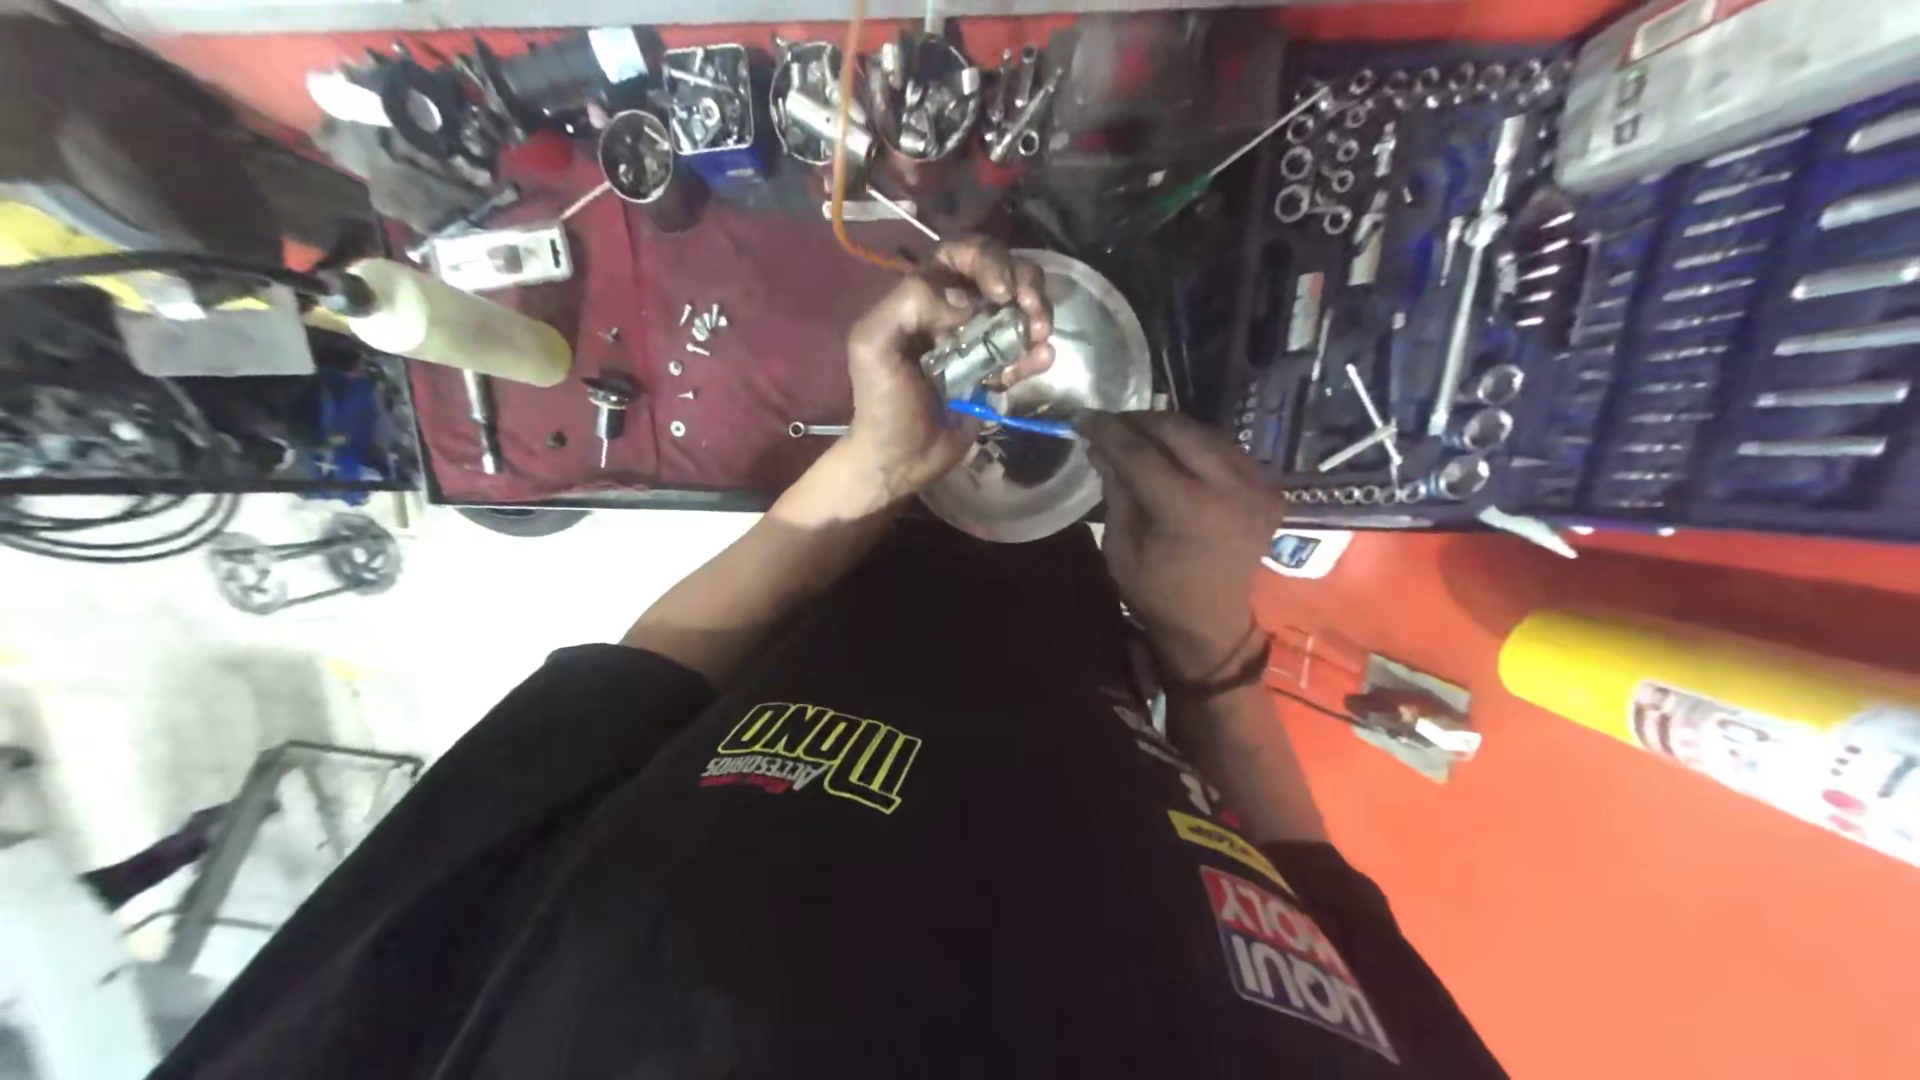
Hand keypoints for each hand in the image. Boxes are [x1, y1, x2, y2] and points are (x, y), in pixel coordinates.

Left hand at [841, 236, 1052, 498]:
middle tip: (1032, 311)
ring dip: (1036, 314)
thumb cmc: (882, 403)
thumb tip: (966, 302)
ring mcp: (977, 344)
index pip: (961, 254)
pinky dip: (1037, 352)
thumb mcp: (872, 344)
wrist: (900, 458)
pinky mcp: (993, 375)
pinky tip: (1043, 357)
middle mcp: (953, 313)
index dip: (987, 260)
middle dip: (1024, 283)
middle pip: (1000, 275)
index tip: (1000, 291)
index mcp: (921, 297)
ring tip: (1040, 336)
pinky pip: (1022, 354)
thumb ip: (908, 303)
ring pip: (1018, 309)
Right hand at [1082, 411, 1280, 683]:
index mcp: (1189, 511)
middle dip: (1139, 421)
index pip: (1141, 453)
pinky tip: (1172, 451)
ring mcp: (1257, 487)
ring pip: (1205, 433)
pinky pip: (1225, 450)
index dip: (1109, 431)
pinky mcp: (1268, 490)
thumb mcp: (1120, 547)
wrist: (1214, 625)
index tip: (1083, 418)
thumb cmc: (1157, 593)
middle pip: (1178, 430)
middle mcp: (1230, 489)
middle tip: (1111, 423)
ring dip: (1167, 429)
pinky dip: (1194, 444)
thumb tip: (1102, 449)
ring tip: (1137, 433)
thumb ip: (1116, 492)